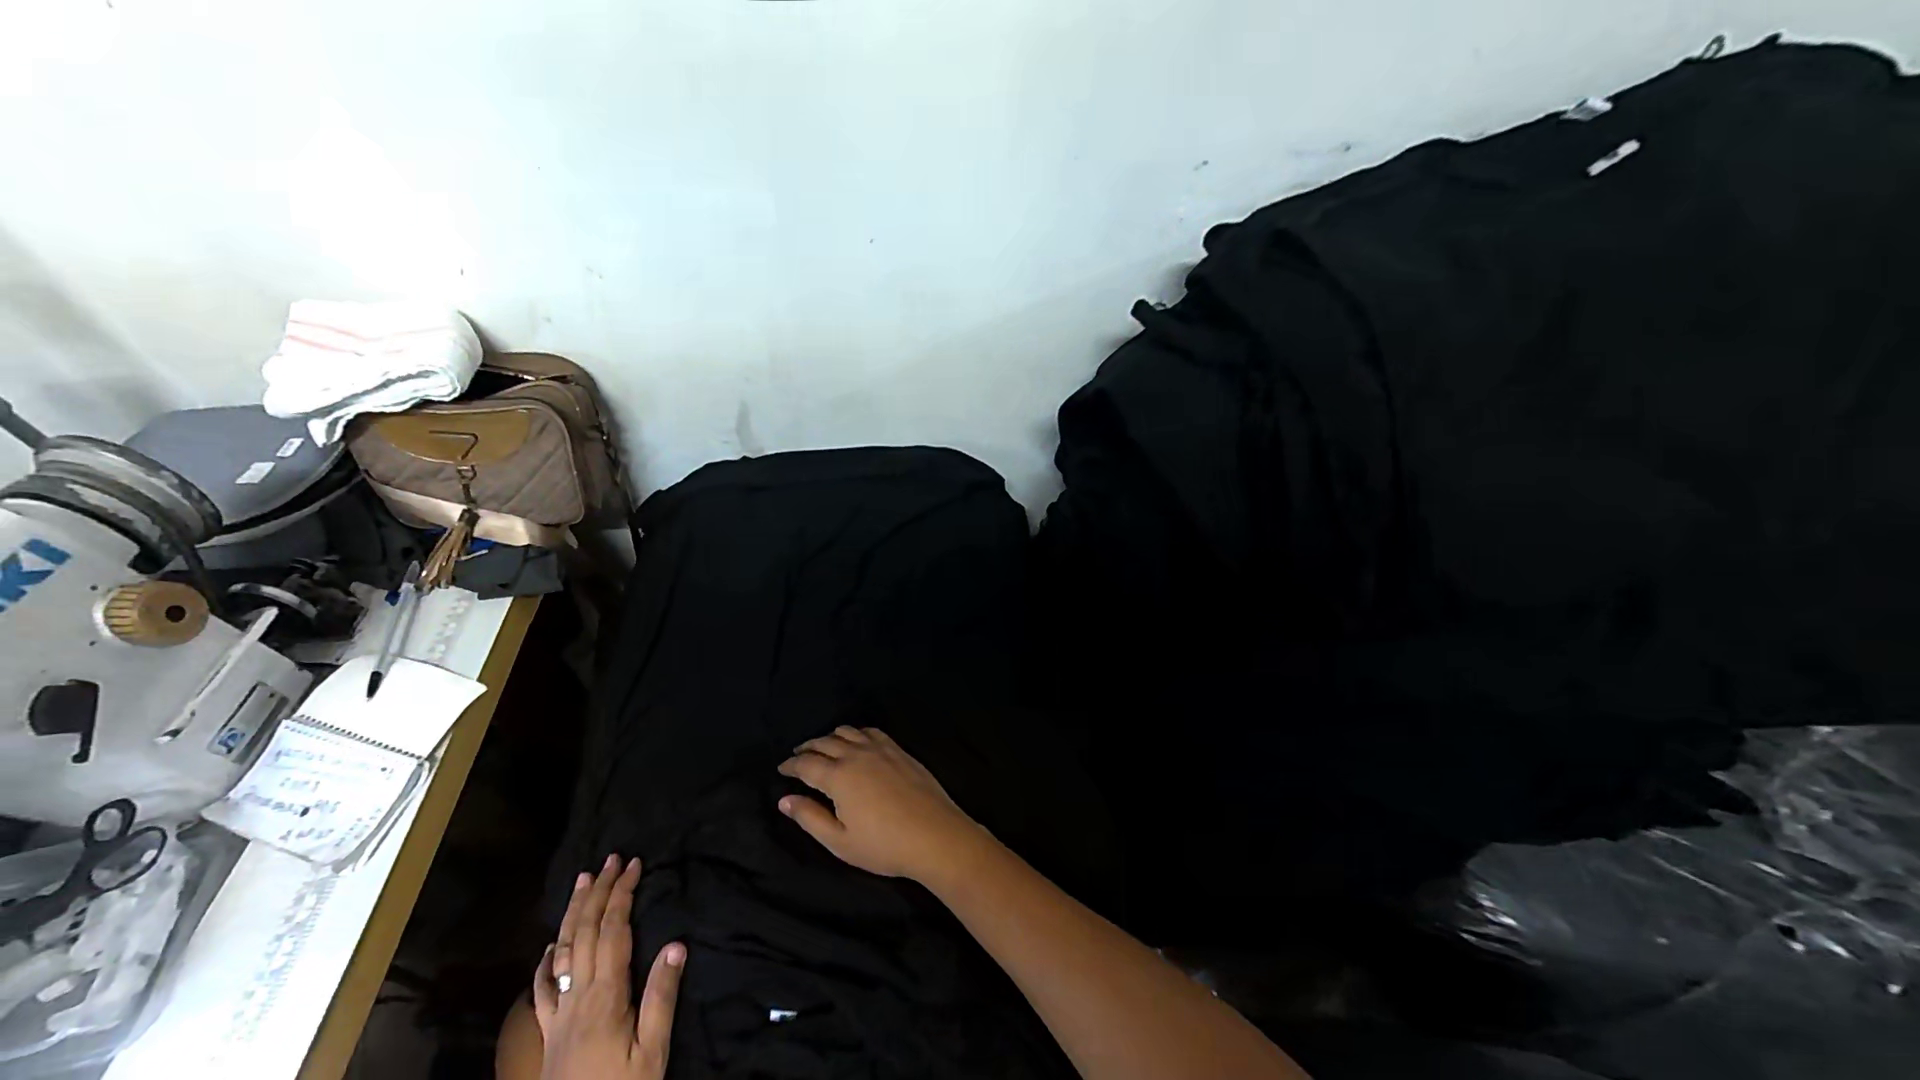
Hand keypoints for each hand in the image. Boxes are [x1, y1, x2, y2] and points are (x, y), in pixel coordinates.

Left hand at [533, 854, 685, 1079]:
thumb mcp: (653, 1050)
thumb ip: (661, 997)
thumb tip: (675, 944)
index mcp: (605, 996)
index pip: (613, 931)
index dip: (622, 894)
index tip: (634, 865)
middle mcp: (576, 997)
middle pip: (585, 933)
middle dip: (598, 892)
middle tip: (610, 859)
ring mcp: (557, 1014)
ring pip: (562, 952)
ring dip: (574, 913)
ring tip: (582, 882)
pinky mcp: (548, 1033)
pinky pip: (541, 989)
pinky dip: (546, 960)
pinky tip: (551, 946)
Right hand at [777, 726, 990, 882]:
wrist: (936, 835)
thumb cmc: (884, 845)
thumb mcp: (840, 841)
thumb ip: (810, 817)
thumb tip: (785, 800)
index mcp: (838, 776)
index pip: (806, 764)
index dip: (790, 765)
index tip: (781, 769)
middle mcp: (857, 755)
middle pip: (825, 742)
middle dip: (807, 747)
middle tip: (798, 756)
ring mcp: (881, 749)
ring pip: (848, 732)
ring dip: (830, 737)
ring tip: (823, 747)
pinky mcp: (899, 751)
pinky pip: (871, 732)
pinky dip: (856, 733)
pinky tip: (857, 742)